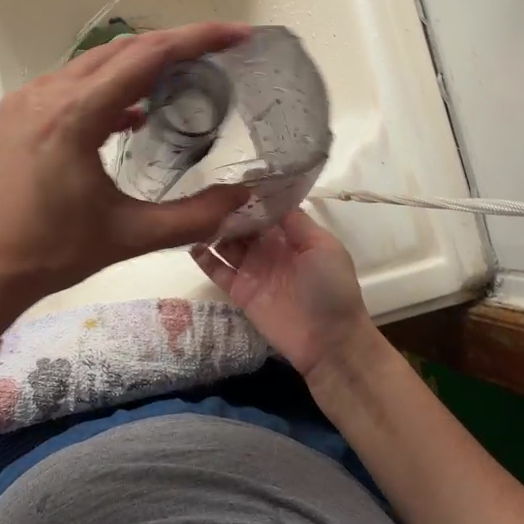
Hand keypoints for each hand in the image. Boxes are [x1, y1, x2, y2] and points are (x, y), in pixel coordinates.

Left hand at [0, 23, 255, 358]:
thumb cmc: (46, 254)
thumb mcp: (127, 236)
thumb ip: (192, 218)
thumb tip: (242, 199)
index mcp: (74, 114)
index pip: (147, 57)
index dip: (198, 39)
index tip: (237, 34)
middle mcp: (46, 94)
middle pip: (121, 51)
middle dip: (174, 46)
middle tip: (218, 54)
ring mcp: (25, 101)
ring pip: (93, 65)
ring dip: (138, 66)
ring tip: (183, 80)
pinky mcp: (14, 117)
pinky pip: (70, 86)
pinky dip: (107, 89)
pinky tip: (130, 116)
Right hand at [191, 210, 372, 378]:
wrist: (328, 340)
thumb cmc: (331, 289)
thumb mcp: (323, 247)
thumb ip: (297, 223)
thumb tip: (271, 200)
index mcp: (291, 237)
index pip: (265, 212)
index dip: (250, 199)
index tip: (232, 183)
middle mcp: (269, 250)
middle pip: (243, 226)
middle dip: (228, 213)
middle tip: (208, 198)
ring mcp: (252, 271)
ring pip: (227, 245)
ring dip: (214, 231)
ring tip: (197, 216)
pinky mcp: (239, 292)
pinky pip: (217, 271)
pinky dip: (203, 258)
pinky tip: (191, 243)